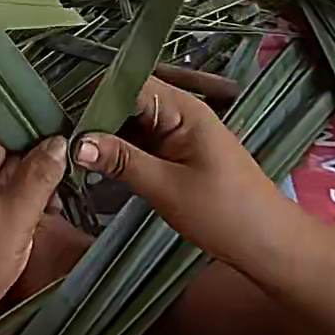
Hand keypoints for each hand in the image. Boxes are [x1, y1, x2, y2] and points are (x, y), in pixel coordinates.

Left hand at [0, 129, 67, 327]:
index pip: (9, 122)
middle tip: (54, 193)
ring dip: (29, 186)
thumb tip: (58, 141)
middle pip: (9, 144)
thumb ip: (39, 175)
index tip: (65, 149)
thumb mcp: (15, 218)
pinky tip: (28, 222)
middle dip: (36, 164)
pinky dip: (16, 200)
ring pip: (7, 167)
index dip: (38, 133)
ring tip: (42, 213)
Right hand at [73, 77, 290, 259]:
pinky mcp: (175, 150)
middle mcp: (178, 110)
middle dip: (95, 115)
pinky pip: (139, 138)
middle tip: (61, 135)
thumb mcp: (166, 188)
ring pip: (129, 120)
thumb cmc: (226, 215)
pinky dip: (118, 148)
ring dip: (105, 133)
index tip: (64, 117)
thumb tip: (75, 142)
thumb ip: (120, 160)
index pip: (129, 85)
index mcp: (183, 108)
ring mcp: (177, 130)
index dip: (95, 97)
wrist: (274, 249)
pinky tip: (95, 161)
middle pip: (126, 99)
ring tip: (70, 148)